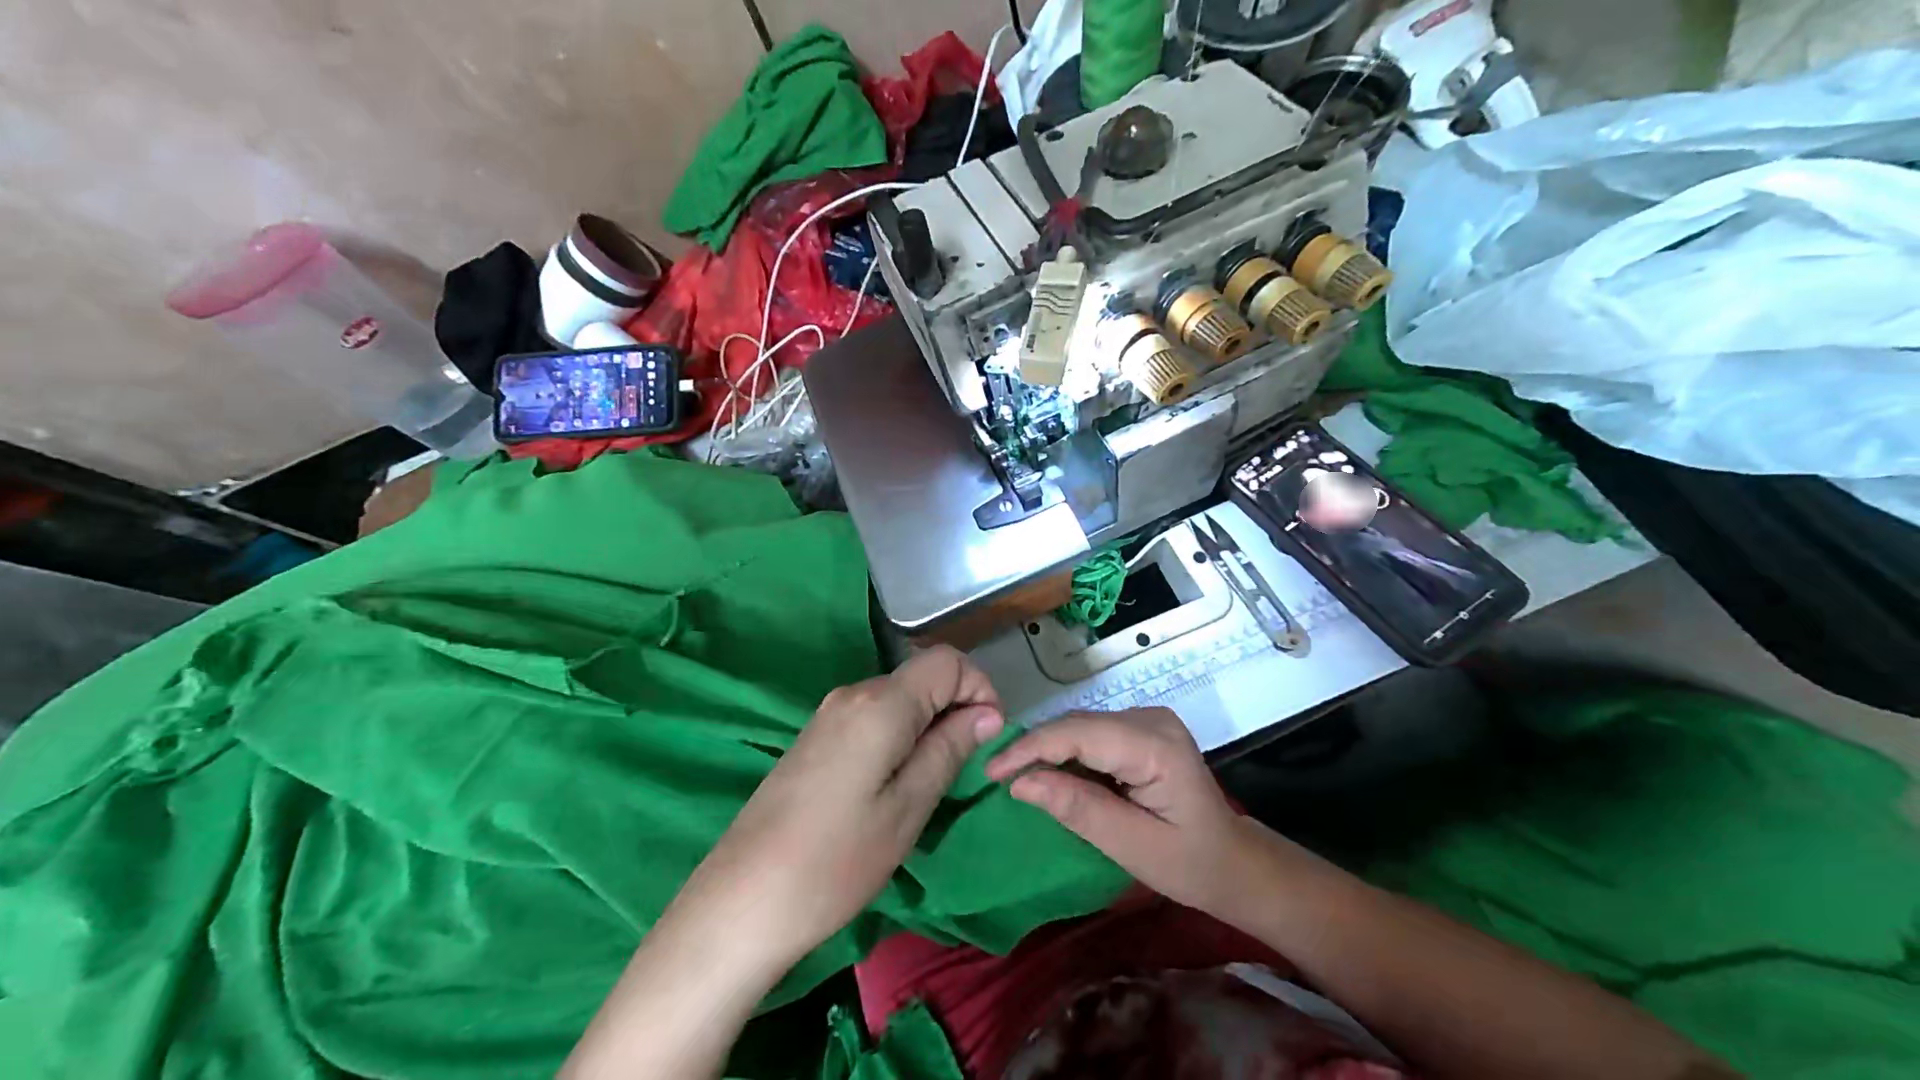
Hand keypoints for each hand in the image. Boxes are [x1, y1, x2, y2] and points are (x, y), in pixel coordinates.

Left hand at [670, 646, 1004, 969]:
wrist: (742, 901)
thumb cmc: (836, 861)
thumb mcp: (908, 808)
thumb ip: (949, 749)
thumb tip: (986, 713)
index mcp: (880, 704)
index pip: (947, 661)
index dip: (979, 690)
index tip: (987, 740)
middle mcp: (852, 694)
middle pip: (921, 678)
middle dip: (955, 710)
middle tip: (961, 771)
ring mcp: (828, 716)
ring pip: (898, 699)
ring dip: (927, 727)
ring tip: (928, 785)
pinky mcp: (814, 739)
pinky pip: (872, 719)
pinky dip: (898, 737)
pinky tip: (891, 786)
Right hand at [985, 708, 1246, 913]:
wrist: (1234, 861)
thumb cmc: (1190, 863)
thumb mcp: (1133, 847)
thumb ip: (1079, 809)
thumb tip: (1020, 782)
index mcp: (1156, 746)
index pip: (1079, 733)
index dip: (1031, 748)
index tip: (991, 771)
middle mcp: (1151, 719)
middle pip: (1077, 724)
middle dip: (1034, 748)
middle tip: (995, 776)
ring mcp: (1147, 720)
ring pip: (1079, 725)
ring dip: (1046, 749)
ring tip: (1013, 775)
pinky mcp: (1140, 729)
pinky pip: (1090, 733)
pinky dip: (1065, 752)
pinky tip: (1047, 773)